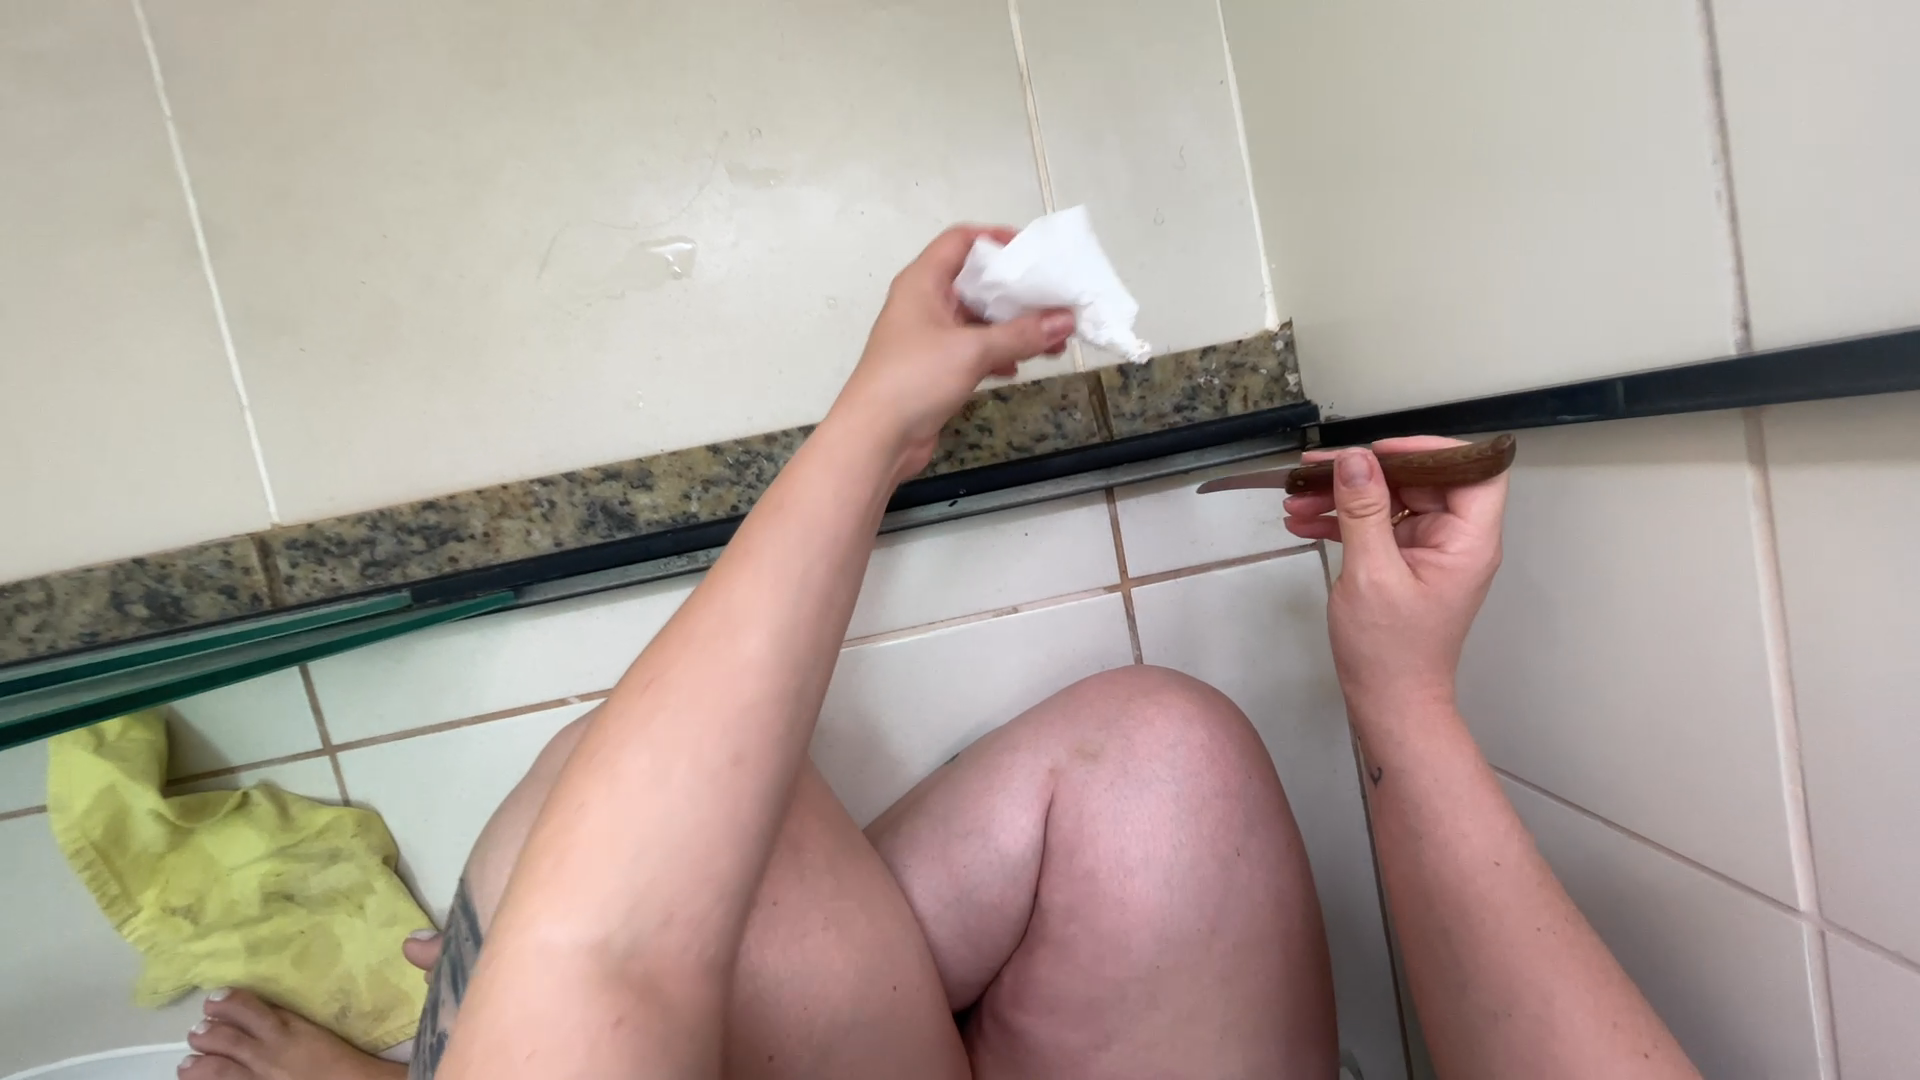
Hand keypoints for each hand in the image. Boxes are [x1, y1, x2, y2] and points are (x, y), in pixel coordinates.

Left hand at [828, 225, 1073, 482]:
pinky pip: (973, 352)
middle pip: (975, 283)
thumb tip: (1066, 320)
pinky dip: (997, 355)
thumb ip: (1022, 335)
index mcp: (923, 282)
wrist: (876, 437)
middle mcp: (924, 304)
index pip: (961, 241)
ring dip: (1012, 329)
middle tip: (1054, 301)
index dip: (996, 240)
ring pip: (978, 322)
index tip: (1033, 253)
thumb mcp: (973, 351)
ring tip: (1051, 340)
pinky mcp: (935, 371)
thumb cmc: (915, 379)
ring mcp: (929, 339)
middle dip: (1016, 294)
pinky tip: (1018, 367)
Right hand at [1281, 437, 1508, 717]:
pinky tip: (1301, 522)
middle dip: (1363, 473)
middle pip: (1417, 481)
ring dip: (1340, 498)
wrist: (1385, 697)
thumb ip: (1363, 511)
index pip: (1471, 471)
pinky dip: (1337, 521)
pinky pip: (1372, 526)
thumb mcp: (1371, 573)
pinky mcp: (1399, 561)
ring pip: (1387, 501)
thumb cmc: (1387, 645)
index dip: (1429, 450)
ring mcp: (1424, 549)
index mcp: (1466, 539)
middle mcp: (1452, 538)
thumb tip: (1354, 459)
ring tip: (1293, 501)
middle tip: (1312, 471)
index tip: (1377, 450)